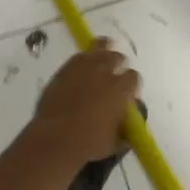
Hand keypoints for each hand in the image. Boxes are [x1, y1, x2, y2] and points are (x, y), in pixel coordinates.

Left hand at [32, 38, 139, 161]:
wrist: (56, 137)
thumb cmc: (89, 143)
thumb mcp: (115, 142)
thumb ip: (124, 131)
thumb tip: (127, 130)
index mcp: (121, 89)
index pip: (133, 77)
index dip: (132, 84)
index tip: (128, 92)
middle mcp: (104, 73)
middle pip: (116, 58)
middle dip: (118, 63)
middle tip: (114, 72)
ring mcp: (83, 68)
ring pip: (98, 48)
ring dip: (103, 49)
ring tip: (104, 47)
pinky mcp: (64, 70)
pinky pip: (78, 56)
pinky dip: (83, 57)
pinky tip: (83, 59)